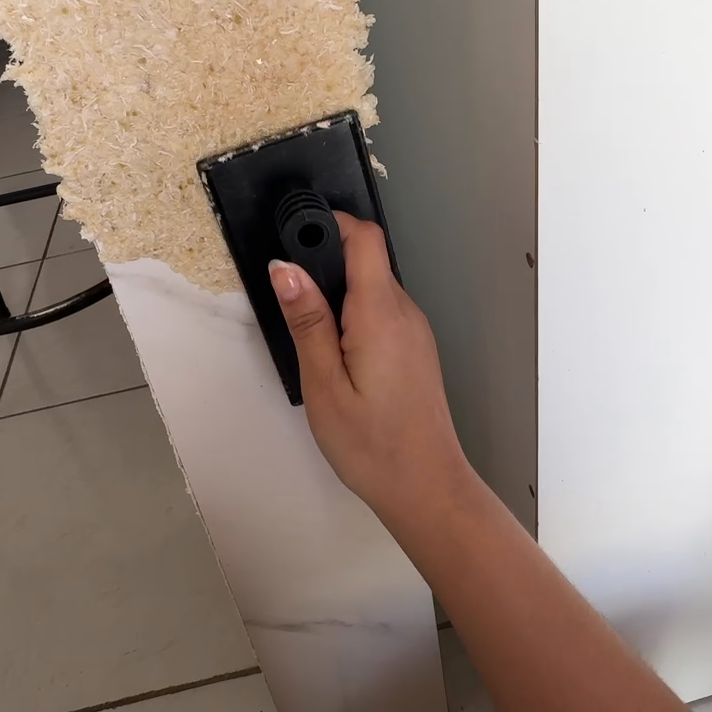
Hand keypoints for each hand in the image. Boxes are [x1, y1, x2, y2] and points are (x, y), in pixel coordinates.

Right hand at [268, 212, 473, 526]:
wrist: (426, 487)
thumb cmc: (372, 444)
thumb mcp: (324, 384)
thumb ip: (307, 320)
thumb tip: (285, 268)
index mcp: (380, 313)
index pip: (365, 238)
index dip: (332, 223)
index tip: (298, 234)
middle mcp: (404, 312)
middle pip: (367, 260)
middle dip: (326, 265)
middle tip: (293, 300)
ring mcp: (415, 330)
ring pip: (374, 288)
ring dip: (340, 294)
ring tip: (312, 337)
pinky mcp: (416, 348)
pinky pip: (383, 312)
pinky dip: (356, 316)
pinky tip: (338, 355)